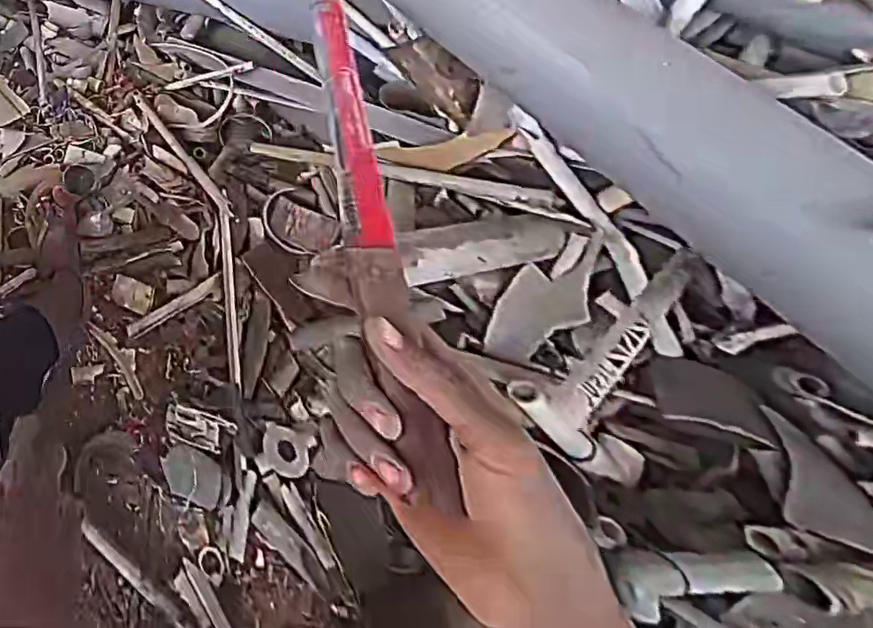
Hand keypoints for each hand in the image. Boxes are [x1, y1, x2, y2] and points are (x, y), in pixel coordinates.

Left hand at [0, 412, 85, 627]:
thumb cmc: (34, 600)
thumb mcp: (68, 563)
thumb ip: (69, 528)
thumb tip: (72, 508)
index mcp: (44, 494)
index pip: (52, 453)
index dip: (56, 448)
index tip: (58, 449)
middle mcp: (13, 484)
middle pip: (22, 437)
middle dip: (28, 426)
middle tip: (31, 422)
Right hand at [319, 316, 627, 627]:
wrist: (533, 606)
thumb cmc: (540, 527)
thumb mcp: (494, 440)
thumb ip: (433, 380)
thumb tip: (385, 330)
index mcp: (452, 384)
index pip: (399, 326)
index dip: (367, 302)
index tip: (333, 277)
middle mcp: (419, 403)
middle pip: (355, 364)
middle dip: (362, 396)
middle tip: (388, 425)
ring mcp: (399, 436)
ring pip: (343, 406)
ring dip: (364, 441)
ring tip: (399, 471)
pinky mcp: (381, 469)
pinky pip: (338, 445)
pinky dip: (351, 462)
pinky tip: (379, 481)